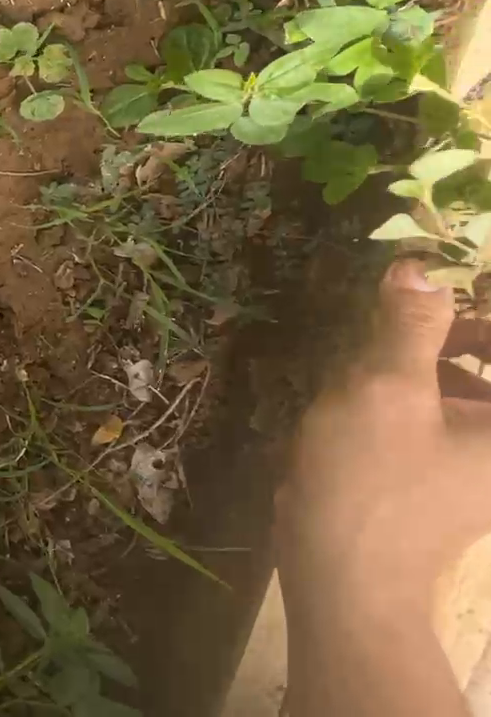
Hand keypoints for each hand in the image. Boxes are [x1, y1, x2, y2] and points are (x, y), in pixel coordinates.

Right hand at [277, 258, 490, 716]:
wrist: (347, 557)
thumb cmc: (371, 474)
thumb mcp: (382, 389)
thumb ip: (406, 324)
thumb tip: (417, 265)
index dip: (473, 301)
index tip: (436, 273)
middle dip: (463, 324)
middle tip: (411, 296)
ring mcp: (490, 451)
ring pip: (479, 376)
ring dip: (442, 348)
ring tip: (384, 342)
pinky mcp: (469, 459)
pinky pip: (465, 400)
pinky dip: (431, 377)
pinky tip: (380, 380)